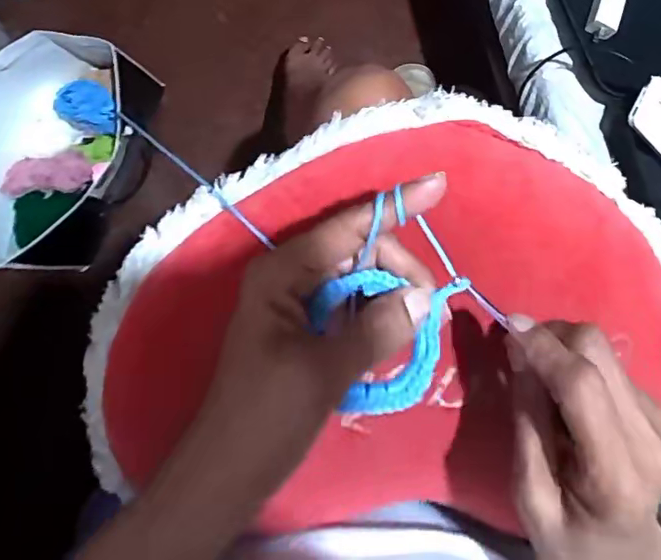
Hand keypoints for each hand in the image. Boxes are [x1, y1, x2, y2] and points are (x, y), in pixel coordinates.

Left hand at [194, 170, 447, 480]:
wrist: (222, 476)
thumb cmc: (263, 419)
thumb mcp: (324, 372)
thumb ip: (376, 329)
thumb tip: (422, 299)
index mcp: (285, 270)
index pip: (351, 225)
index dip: (397, 204)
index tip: (438, 183)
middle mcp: (292, 273)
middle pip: (362, 251)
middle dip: (402, 273)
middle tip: (434, 313)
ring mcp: (298, 299)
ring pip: (362, 279)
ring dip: (394, 298)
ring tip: (425, 329)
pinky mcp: (307, 326)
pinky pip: (353, 306)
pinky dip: (378, 318)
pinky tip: (400, 338)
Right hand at [508, 317, 660, 559]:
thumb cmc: (570, 539)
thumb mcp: (530, 496)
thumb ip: (526, 422)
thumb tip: (519, 351)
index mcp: (615, 472)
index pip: (582, 384)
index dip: (544, 347)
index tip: (508, 326)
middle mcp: (647, 437)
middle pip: (597, 350)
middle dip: (552, 336)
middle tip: (521, 351)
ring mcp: (658, 421)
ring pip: (604, 349)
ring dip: (565, 346)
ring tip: (543, 374)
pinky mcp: (659, 410)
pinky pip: (611, 364)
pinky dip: (581, 363)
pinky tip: (569, 395)